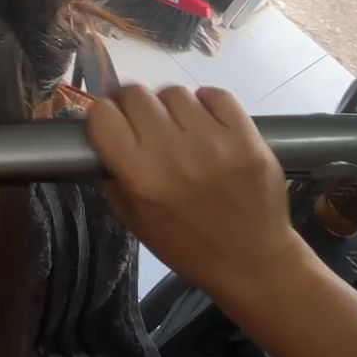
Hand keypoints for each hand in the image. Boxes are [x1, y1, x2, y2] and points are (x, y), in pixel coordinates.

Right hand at [86, 85, 309, 300]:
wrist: (254, 264)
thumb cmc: (185, 244)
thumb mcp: (132, 217)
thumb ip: (112, 171)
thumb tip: (104, 130)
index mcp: (140, 176)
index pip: (102, 113)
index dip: (104, 116)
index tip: (114, 125)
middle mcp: (173, 153)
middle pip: (135, 93)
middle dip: (133, 106)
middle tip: (145, 124)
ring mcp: (213, 143)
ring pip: (174, 92)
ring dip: (171, 107)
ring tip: (181, 128)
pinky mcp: (247, 139)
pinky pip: (216, 95)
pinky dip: (207, 104)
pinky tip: (207, 123)